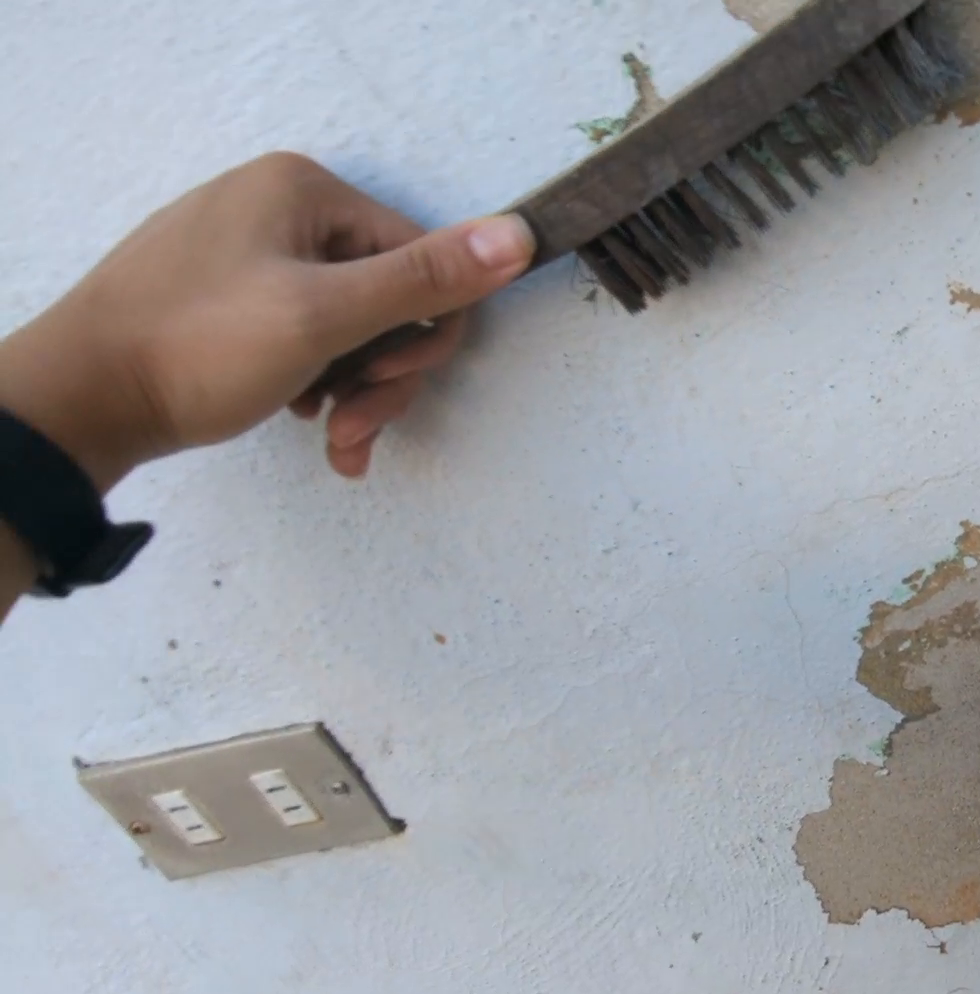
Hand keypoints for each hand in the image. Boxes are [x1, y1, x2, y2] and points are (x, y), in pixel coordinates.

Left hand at [0, 151, 533, 482]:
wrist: (79, 403)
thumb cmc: (200, 347)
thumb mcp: (326, 313)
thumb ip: (427, 278)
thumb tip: (522, 234)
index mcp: (310, 194)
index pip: (428, 265)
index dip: (427, 334)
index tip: (384, 380)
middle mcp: (293, 213)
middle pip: (400, 303)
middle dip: (389, 375)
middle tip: (355, 420)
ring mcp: (271, 254)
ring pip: (369, 331)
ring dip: (365, 393)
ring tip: (333, 435)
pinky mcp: (254, 296)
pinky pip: (330, 339)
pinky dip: (333, 388)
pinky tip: (311, 421)